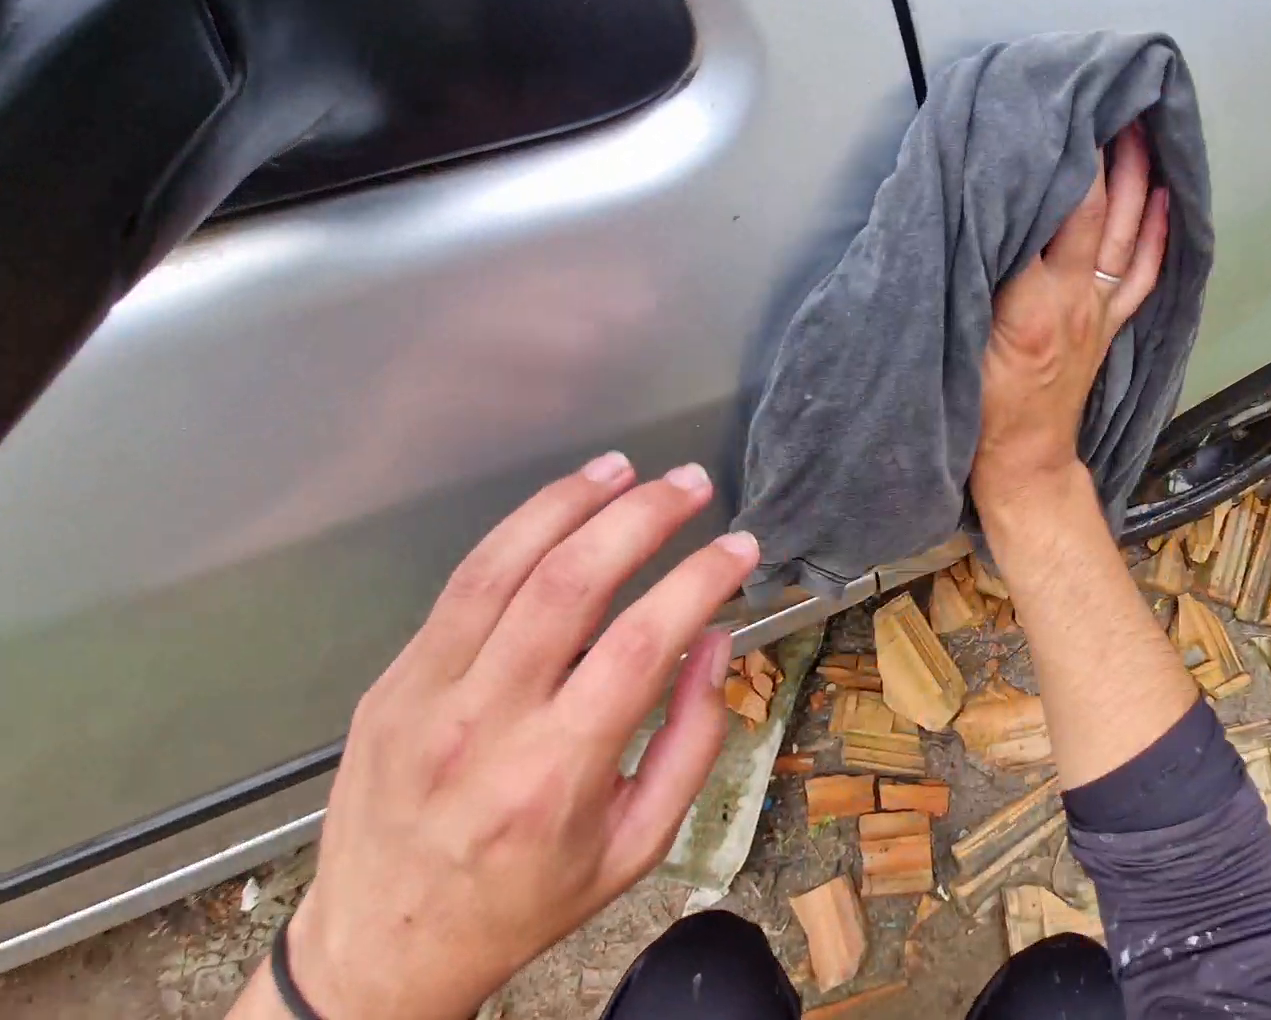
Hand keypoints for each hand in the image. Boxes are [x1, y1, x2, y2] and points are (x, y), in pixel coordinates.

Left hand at [236, 454, 757, 1019]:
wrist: (383, 947)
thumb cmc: (530, 900)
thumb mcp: (640, 843)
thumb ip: (693, 740)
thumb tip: (716, 640)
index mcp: (556, 773)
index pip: (642, 643)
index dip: (701, 581)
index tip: (741, 548)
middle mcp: (484, 722)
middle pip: (569, 584)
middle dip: (641, 518)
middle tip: (691, 484)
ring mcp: (424, 694)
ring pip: (501, 568)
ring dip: (570, 504)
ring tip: (625, 468)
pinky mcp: (393, 680)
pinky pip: (463, 587)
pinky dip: (519, 532)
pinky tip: (561, 505)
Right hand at [972, 122, 1169, 508]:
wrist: (1023, 461)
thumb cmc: (981, 411)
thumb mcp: (961, 345)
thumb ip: (975, 285)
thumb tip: (985, 222)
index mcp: (1033, 303)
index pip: (1053, 213)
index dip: (1060, 158)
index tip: (1056, 111)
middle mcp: (1076, 299)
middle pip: (1098, 211)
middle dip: (1106, 151)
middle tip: (1108, 98)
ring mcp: (1099, 313)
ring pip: (1128, 233)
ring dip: (1138, 178)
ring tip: (1141, 128)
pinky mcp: (1108, 327)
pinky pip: (1143, 273)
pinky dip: (1158, 233)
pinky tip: (1166, 198)